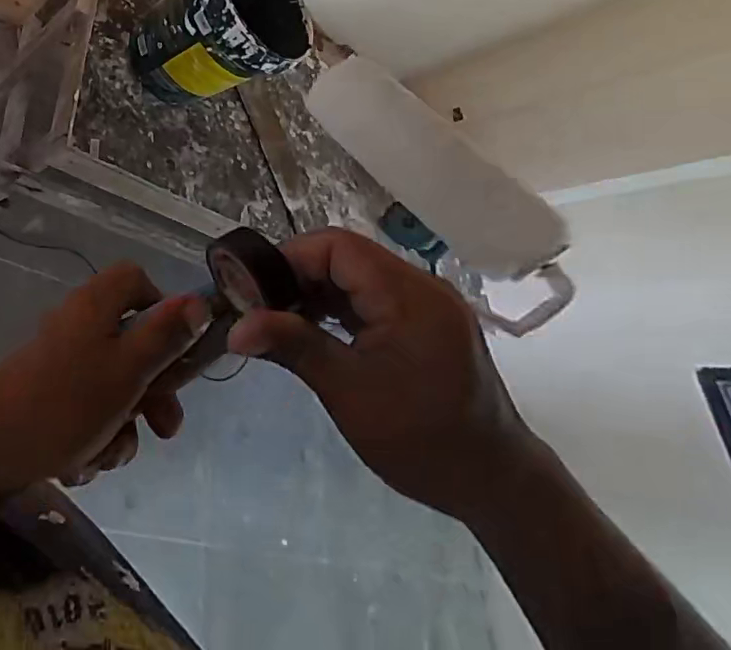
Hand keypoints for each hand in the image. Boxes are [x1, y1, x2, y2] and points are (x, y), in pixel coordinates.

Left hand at [0, 264, 210, 493]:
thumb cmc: (64, 402)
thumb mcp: (128, 369)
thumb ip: (165, 336)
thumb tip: (198, 303)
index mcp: (97, 305)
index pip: (137, 281)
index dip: (163, 309)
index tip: (177, 349)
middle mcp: (80, 326)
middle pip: (134, 343)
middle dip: (152, 392)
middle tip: (164, 428)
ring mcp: (62, 364)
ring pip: (115, 387)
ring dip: (122, 427)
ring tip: (108, 456)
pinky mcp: (48, 398)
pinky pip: (88, 412)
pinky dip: (93, 439)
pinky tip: (82, 465)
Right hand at [227, 229, 538, 524]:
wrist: (495, 485)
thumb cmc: (420, 440)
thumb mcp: (349, 392)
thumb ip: (293, 347)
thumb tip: (236, 329)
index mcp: (408, 295)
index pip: (338, 246)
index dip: (290, 258)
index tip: (254, 289)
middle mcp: (421, 287)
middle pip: (347, 256)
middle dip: (298, 275)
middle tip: (260, 307)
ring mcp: (427, 304)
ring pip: (358, 275)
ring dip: (317, 291)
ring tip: (280, 319)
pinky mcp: (426, 323)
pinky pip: (374, 297)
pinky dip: (340, 307)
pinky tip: (313, 329)